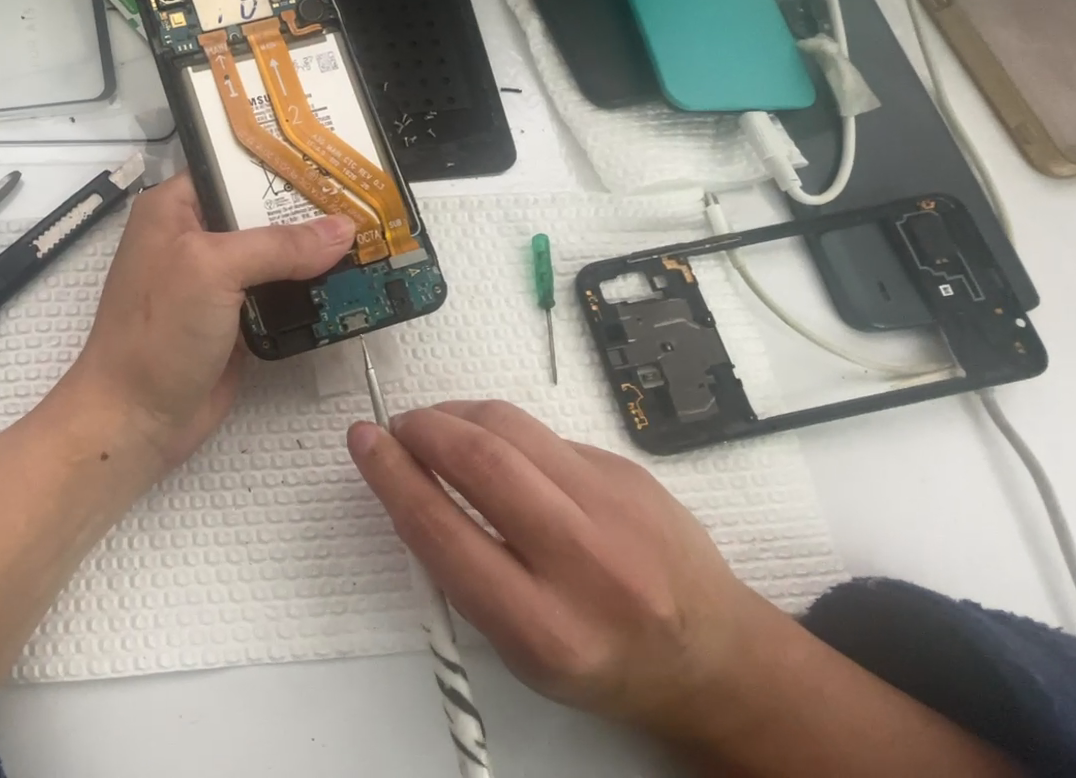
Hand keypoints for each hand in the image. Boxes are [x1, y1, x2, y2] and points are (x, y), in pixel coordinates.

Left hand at [65, 173, 352, 469]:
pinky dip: (311, 293)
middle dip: (312, 210)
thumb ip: (278, 244)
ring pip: (277, 255)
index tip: (335, 158)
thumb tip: (343, 229)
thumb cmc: (157, 333)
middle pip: (264, 211)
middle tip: (369, 201)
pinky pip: (281, 295)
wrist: (137, 417)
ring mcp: (217, 281)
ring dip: (317, 255)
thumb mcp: (211, 269)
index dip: (282, 161)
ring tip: (374, 239)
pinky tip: (351, 285)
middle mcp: (196, 236)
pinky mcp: (237, 319)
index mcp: (174, 207)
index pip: (234, 167)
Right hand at [347, 401, 788, 738]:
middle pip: (481, 462)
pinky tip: (497, 450)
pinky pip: (546, 434)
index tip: (363, 440)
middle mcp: (586, 565)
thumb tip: (410, 479)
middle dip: (422, 429)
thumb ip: (458, 566)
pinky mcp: (632, 473)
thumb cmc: (595, 659)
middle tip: (398, 428)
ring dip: (456, 415)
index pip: (443, 531)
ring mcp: (618, 510)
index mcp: (542, 627)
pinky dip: (503, 432)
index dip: (391, 476)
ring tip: (436, 427)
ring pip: (513, 428)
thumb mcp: (514, 644)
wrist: (712, 659)